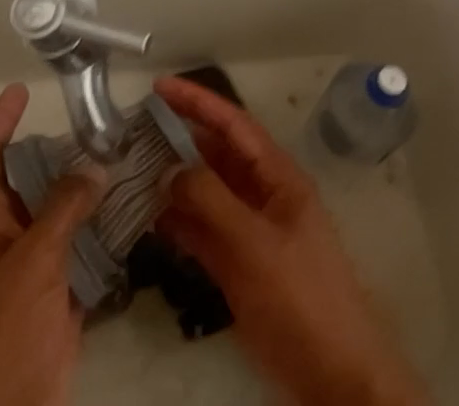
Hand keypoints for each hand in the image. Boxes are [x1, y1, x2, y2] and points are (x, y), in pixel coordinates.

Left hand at [0, 84, 103, 405]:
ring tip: (125, 165)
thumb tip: (91, 168)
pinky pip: (82, 254)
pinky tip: (133, 219)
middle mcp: (7, 234)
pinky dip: (103, 236)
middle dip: (59, 154)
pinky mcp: (58, 295)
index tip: (19, 91)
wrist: (0, 403)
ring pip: (62, 217)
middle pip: (31, 182)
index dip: (0, 121)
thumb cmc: (1, 323)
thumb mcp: (30, 259)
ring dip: (88, 195)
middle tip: (99, 129)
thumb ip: (61, 210)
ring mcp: (33, 267)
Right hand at [154, 76, 431, 405]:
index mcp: (278, 178)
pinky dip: (174, 221)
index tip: (159, 87)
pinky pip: (199, 230)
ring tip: (127, 168)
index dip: (198, 102)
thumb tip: (169, 168)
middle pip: (215, 155)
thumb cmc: (301, 296)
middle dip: (177, 139)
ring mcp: (247, 231)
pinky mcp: (234, 263)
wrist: (331, 371)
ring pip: (203, 192)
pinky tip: (145, 217)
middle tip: (130, 130)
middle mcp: (261, 196)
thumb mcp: (255, 242)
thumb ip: (210, 200)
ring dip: (170, 181)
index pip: (234, 126)